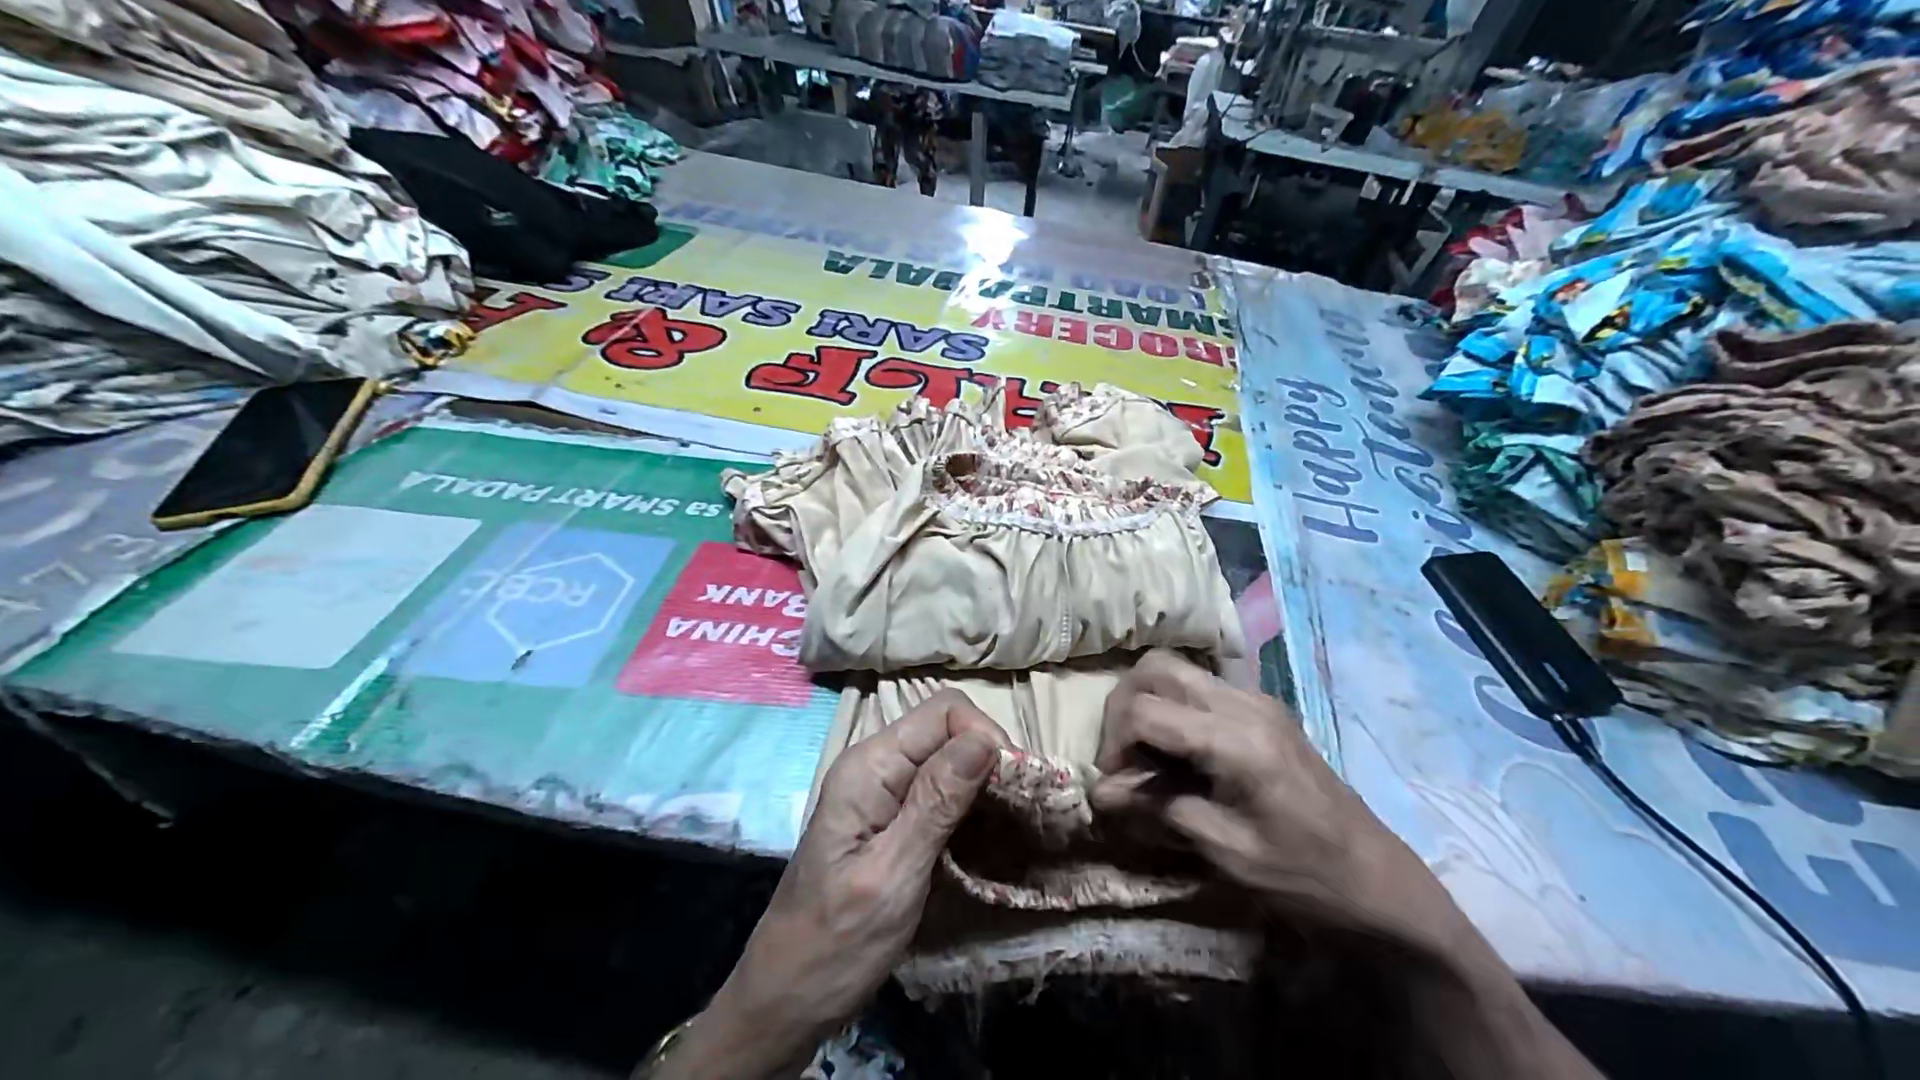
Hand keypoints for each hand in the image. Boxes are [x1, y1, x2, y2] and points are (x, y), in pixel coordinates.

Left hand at [650, 691, 1006, 1078]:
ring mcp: (882, 793)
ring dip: (984, 787)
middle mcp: (876, 766)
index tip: (1015, 787)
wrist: (786, 999)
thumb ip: (937, 802)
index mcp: (870, 766)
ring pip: (949, 761)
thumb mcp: (894, 874)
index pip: (944, 711)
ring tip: (1011, 827)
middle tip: (1020, 813)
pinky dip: (969, 809)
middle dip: (990, 761)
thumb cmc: (836, 944)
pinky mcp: (891, 820)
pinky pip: (940, 793)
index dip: (986, 736)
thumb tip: (985, 738)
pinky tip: (986, 840)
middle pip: (949, 731)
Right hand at [1091, 650, 1467, 954]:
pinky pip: (1199, 686)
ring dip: (1145, 703)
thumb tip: (1099, 791)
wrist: (1379, 880)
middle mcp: (1244, 703)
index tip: (1114, 785)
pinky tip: (1177, 753)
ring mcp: (1256, 699)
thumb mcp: (1225, 850)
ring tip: (1145, 756)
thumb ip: (1158, 809)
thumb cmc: (1304, 876)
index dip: (1114, 745)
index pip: (1144, 711)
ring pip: (1174, 669)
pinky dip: (1171, 708)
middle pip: (1155, 668)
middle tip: (1122, 759)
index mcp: (1237, 740)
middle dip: (1121, 708)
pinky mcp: (1262, 708)